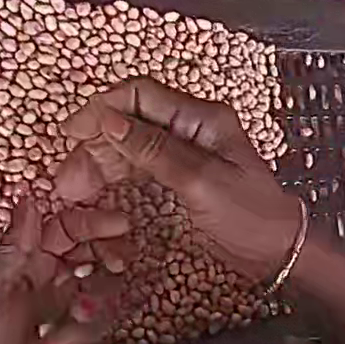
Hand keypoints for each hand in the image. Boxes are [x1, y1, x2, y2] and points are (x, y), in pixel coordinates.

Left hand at [0, 198, 129, 343]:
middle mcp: (43, 284)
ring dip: (101, 288)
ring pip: (101, 282)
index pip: (58, 231)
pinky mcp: (83, 339)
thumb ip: (16, 244)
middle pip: (86, 252)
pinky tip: (74, 334)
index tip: (115, 221)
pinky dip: (95, 322)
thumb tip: (29, 200)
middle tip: (120, 253)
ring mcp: (65, 312)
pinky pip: (104, 317)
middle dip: (105, 250)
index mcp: (14, 267)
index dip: (86, 222)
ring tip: (83, 307)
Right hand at [53, 78, 301, 282]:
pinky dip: (116, 175)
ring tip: (72, 190)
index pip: (141, 95)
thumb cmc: (250, 215)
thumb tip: (109, 121)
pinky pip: (140, 166)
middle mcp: (191, 128)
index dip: (103, 108)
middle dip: (95, 144)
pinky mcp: (180, 176)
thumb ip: (156, 151)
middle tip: (68, 180)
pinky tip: (94, 190)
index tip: (74, 134)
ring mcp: (184, 152)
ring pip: (130, 145)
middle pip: (130, 121)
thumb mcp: (202, 182)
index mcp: (203, 119)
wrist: (275, 248)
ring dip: (100, 163)